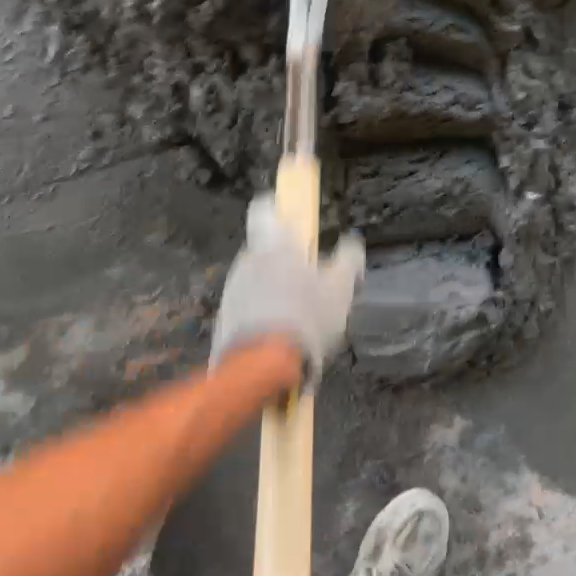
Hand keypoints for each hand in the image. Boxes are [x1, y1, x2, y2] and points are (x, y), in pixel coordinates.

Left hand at [209, 195, 363, 375]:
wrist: (262, 368)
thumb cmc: (307, 317)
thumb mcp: (342, 288)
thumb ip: (349, 258)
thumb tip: (351, 243)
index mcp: (274, 244)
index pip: (264, 208)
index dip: (277, 207)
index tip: (293, 218)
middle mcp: (247, 260)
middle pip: (266, 249)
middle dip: (286, 260)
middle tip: (312, 280)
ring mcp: (232, 290)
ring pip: (257, 279)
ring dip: (275, 289)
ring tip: (300, 315)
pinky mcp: (224, 319)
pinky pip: (248, 307)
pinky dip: (264, 315)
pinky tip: (284, 336)